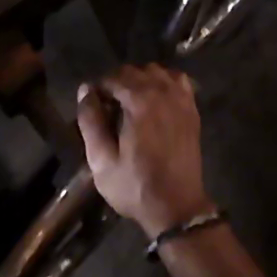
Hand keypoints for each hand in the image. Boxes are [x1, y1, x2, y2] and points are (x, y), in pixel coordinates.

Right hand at [77, 64, 213, 237]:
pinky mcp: (191, 107)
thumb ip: (90, 121)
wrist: (177, 206)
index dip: (99, 90)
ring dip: (140, 80)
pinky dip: (164, 82)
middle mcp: (162, 90)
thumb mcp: (102, 160)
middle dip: (117, 83)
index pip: (113, 78)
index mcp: (139, 100)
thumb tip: (85, 89)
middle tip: (109, 108)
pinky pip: (177, 79)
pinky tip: (156, 99)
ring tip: (131, 103)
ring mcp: (180, 97)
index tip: (94, 108)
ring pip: (155, 70)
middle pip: (133, 70)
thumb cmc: (136, 186)